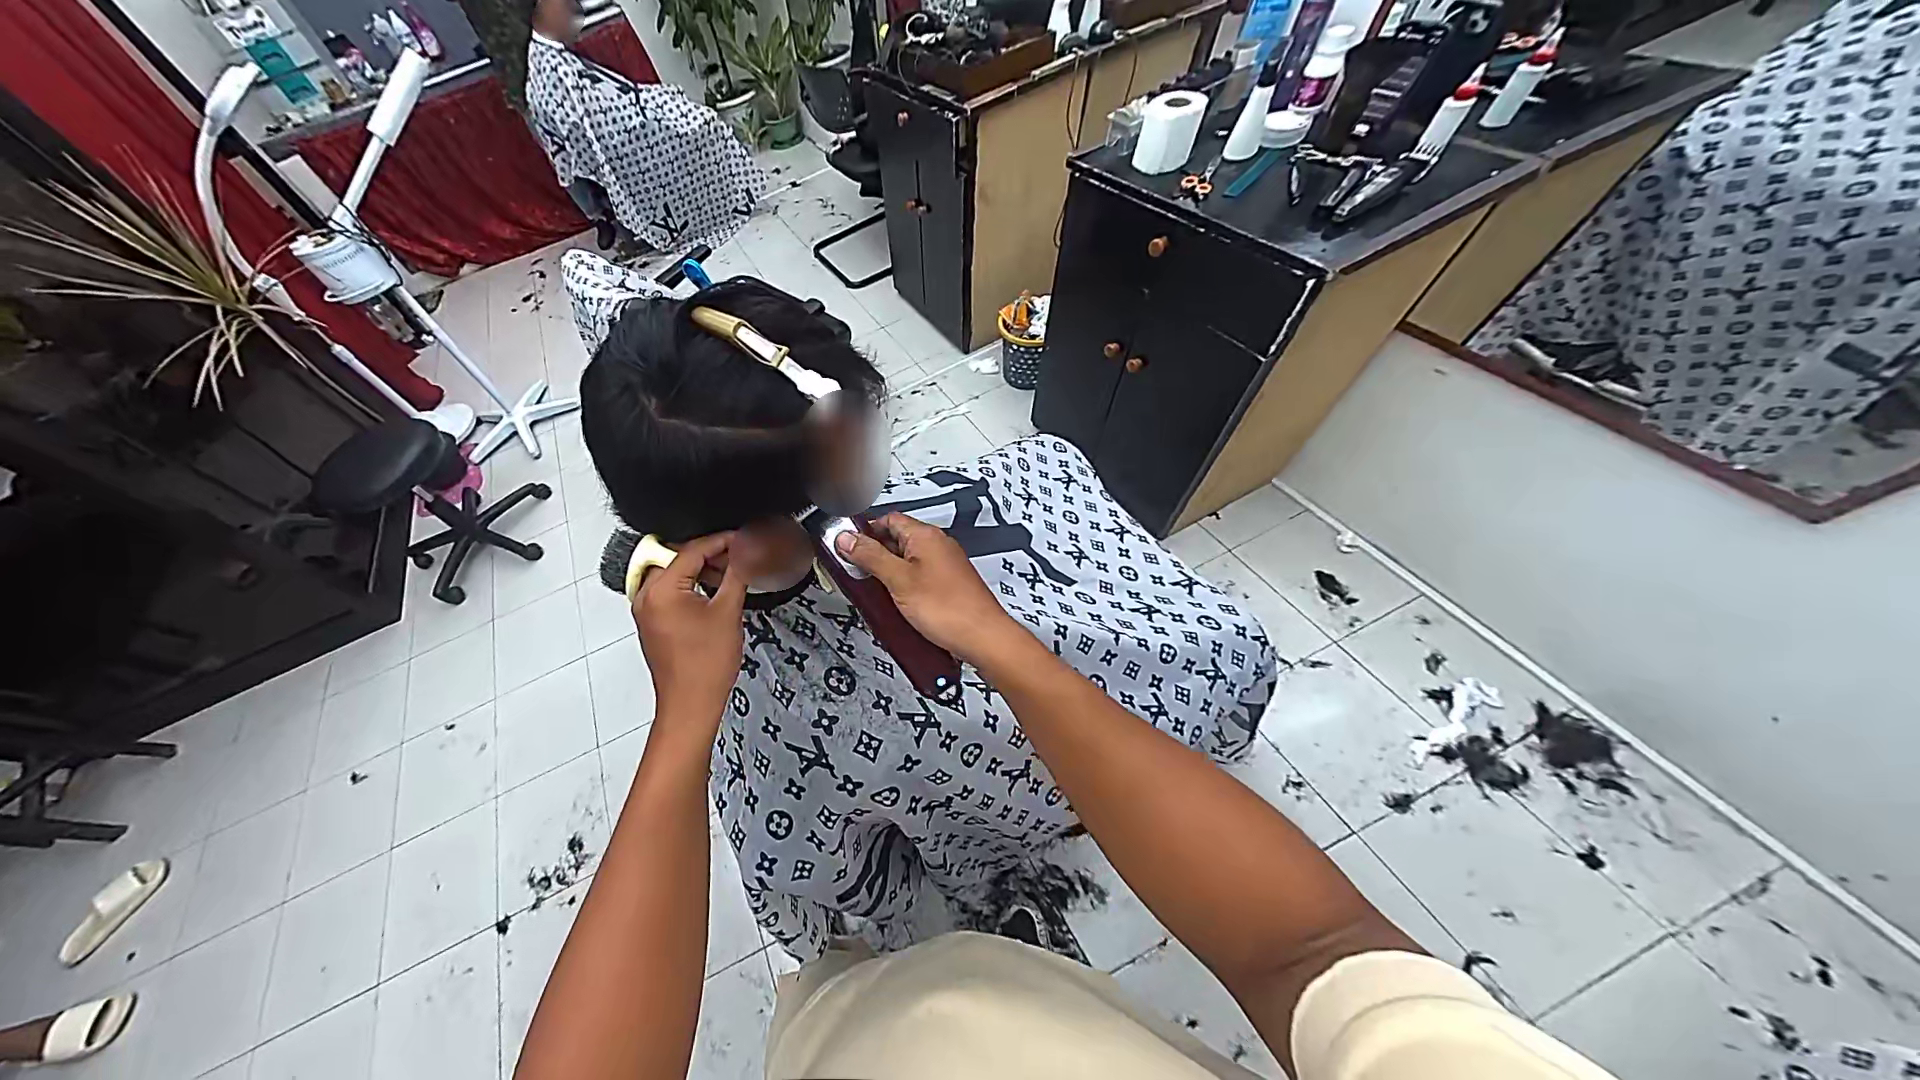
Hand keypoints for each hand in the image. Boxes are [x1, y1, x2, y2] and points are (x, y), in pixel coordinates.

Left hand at [633, 532, 746, 730]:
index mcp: (661, 590)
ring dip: (699, 567)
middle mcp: (646, 597)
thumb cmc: (704, 667)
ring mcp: (646, 610)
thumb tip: (744, 553)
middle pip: (676, 556)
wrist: (691, 703)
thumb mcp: (728, 611)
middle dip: (708, 552)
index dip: (721, 541)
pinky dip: (690, 583)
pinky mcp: (653, 621)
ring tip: (729, 571)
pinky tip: (714, 589)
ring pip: (671, 571)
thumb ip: (736, 574)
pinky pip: (668, 589)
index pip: (691, 550)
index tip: (741, 538)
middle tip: (736, 553)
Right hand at [834, 513, 1023, 663]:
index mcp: (926, 536)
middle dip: (874, 555)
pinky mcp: (946, 586)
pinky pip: (917, 579)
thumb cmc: (952, 609)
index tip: (847, 544)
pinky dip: (903, 588)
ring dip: (888, 574)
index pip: (888, 519)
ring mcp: (944, 566)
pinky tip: (896, 604)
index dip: (865, 530)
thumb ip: (870, 557)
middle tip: (858, 571)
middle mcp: (938, 546)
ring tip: (877, 591)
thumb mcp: (899, 580)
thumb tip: (847, 539)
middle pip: (895, 540)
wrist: (982, 638)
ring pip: (905, 562)